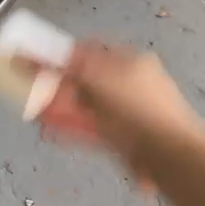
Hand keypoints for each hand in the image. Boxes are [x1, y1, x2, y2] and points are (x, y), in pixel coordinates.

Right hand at [36, 41, 200, 172]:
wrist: (169, 155)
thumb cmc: (134, 107)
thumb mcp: (93, 75)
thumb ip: (63, 64)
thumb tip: (34, 56)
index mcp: (131, 61)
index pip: (90, 50)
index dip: (62, 56)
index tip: (39, 65)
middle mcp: (134, 83)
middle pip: (86, 80)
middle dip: (58, 88)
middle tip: (35, 93)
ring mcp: (131, 112)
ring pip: (88, 106)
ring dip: (62, 109)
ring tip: (40, 114)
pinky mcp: (127, 138)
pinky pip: (94, 127)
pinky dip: (73, 128)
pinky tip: (53, 131)